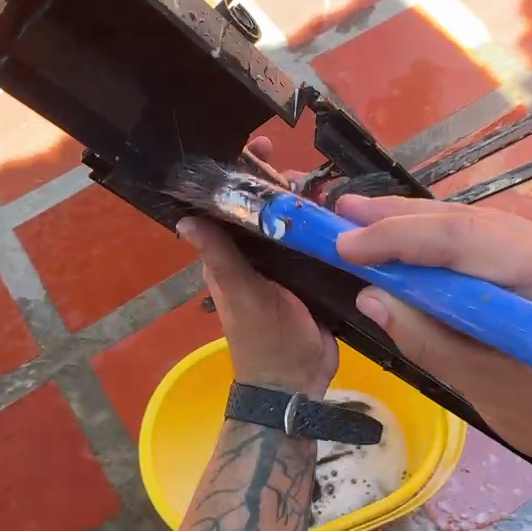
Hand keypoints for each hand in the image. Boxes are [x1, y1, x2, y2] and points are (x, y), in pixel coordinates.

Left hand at [176, 140, 335, 397]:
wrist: (298, 382)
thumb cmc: (264, 339)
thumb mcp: (242, 294)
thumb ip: (220, 257)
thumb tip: (185, 219)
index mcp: (232, 256)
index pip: (230, 205)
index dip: (241, 175)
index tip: (261, 148)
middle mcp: (257, 256)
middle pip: (267, 210)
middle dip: (282, 185)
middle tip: (303, 172)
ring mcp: (287, 267)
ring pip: (295, 225)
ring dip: (309, 204)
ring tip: (329, 186)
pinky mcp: (314, 278)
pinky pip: (319, 246)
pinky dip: (329, 229)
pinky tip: (347, 213)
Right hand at [333, 196, 531, 484]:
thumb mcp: (493, 389)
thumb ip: (431, 339)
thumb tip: (372, 297)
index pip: (465, 238)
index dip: (398, 238)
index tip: (343, 243)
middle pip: (470, 221)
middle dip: (401, 218)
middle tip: (340, 213)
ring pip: (479, 227)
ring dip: (420, 228)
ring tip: (362, 222)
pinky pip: (492, 246)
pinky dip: (447, 249)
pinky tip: (412, 248)